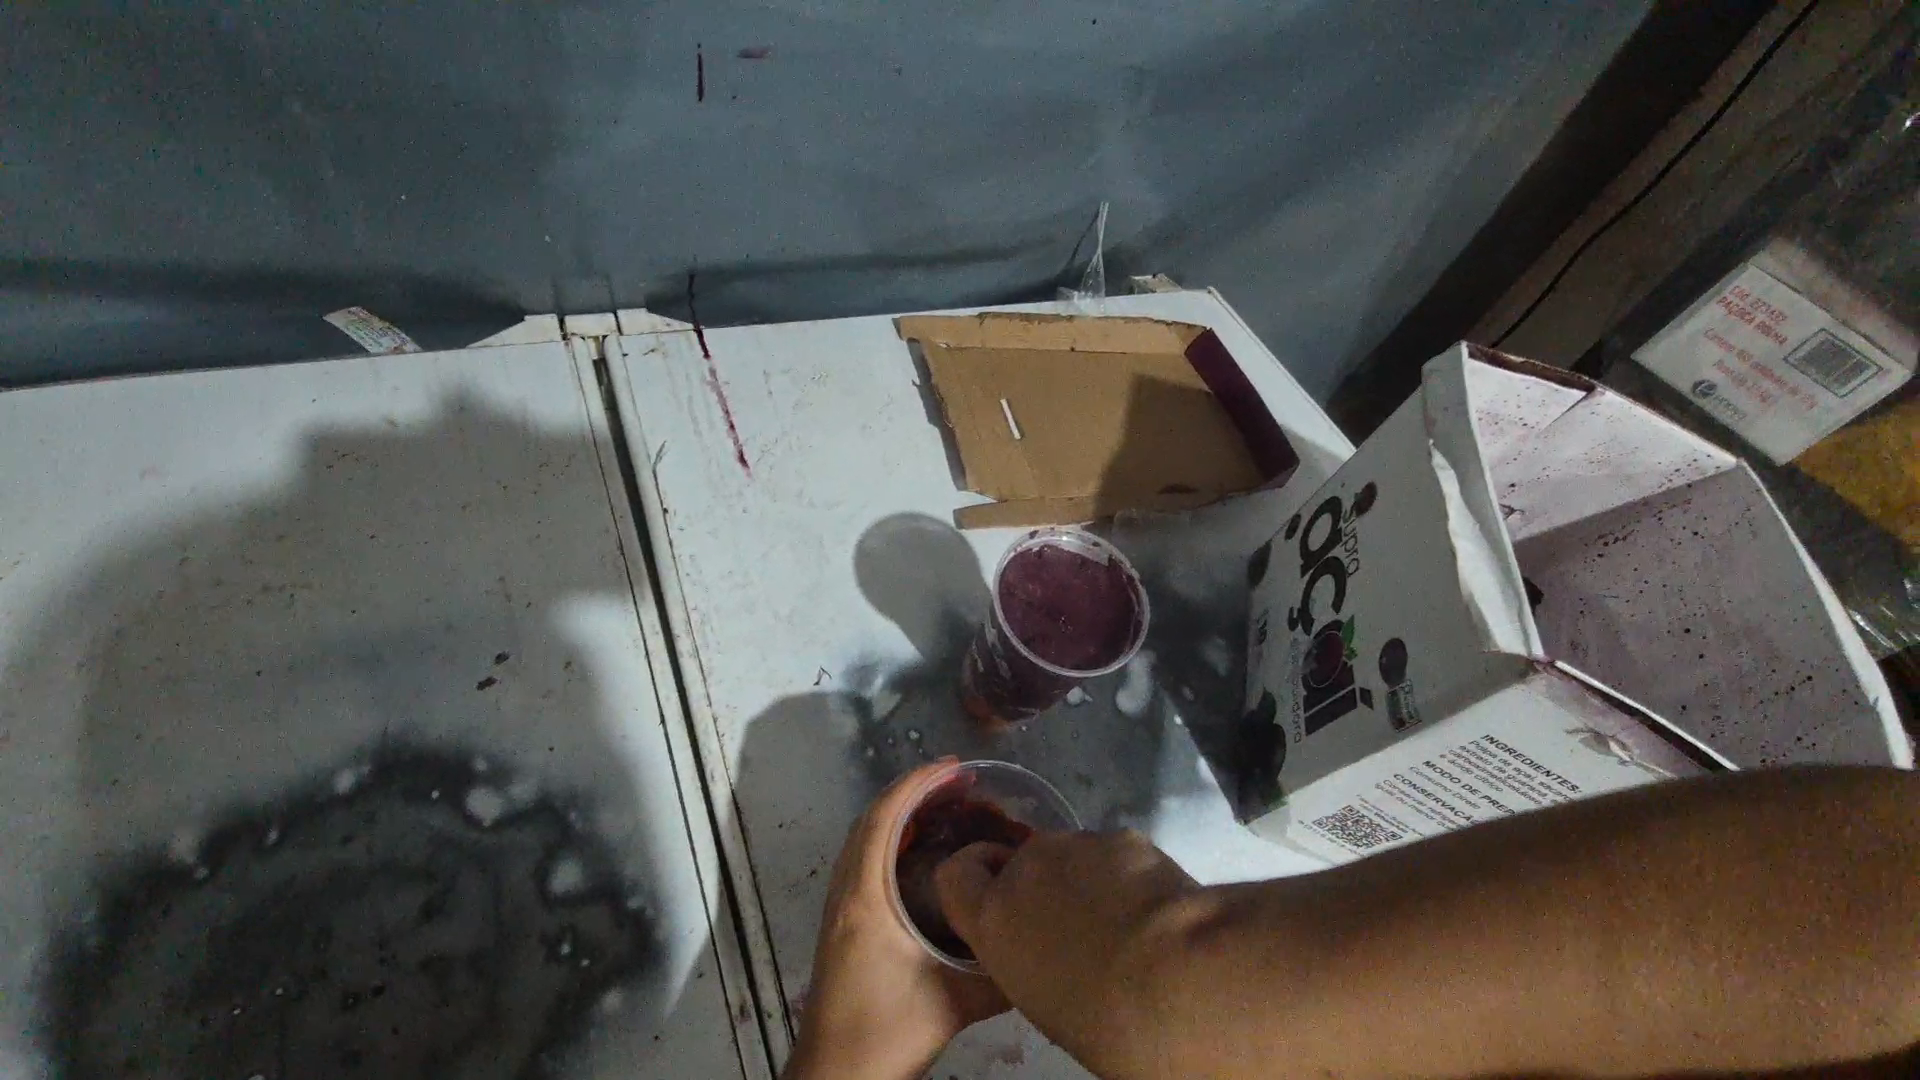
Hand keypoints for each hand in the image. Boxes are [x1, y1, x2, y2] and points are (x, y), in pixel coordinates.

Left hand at [784, 760, 1008, 1079]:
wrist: (835, 1077)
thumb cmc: (887, 1031)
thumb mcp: (953, 1002)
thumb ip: (1000, 971)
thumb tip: (1039, 938)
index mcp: (865, 897)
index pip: (886, 818)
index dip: (918, 784)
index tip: (954, 768)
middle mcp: (846, 890)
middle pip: (872, 819)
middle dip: (914, 792)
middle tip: (958, 784)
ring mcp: (839, 905)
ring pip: (864, 838)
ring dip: (900, 814)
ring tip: (943, 807)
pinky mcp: (841, 921)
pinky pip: (863, 858)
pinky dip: (890, 838)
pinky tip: (920, 852)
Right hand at [935, 828, 1202, 1078]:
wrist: (1181, 980)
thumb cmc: (1107, 1020)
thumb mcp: (1046, 1004)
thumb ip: (1032, 960)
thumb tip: (1054, 954)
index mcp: (994, 919)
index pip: (956, 875)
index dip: (976, 879)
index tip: (1000, 897)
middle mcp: (1027, 869)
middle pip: (1024, 864)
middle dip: (1046, 885)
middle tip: (1081, 926)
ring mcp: (1077, 844)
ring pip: (1073, 856)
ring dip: (1090, 879)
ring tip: (1129, 923)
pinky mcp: (1124, 837)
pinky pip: (1116, 853)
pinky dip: (1130, 874)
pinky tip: (1158, 909)